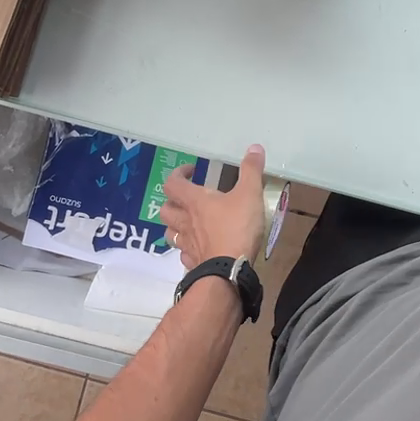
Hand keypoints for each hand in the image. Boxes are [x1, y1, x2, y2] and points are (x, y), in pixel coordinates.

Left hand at [157, 145, 267, 265]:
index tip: (191, 170)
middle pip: (165, 209)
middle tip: (188, 198)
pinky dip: (188, 248)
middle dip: (173, 201)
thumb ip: (251, 170)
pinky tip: (200, 247)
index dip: (178, 174)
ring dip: (175, 225)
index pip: (172, 183)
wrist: (228, 273)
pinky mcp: (193, 263)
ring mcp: (187, 245)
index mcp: (195, 202)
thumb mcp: (250, 194)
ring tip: (189, 222)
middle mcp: (185, 222)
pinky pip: (184, 254)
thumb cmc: (237, 228)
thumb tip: (254, 147)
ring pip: (170, 233)